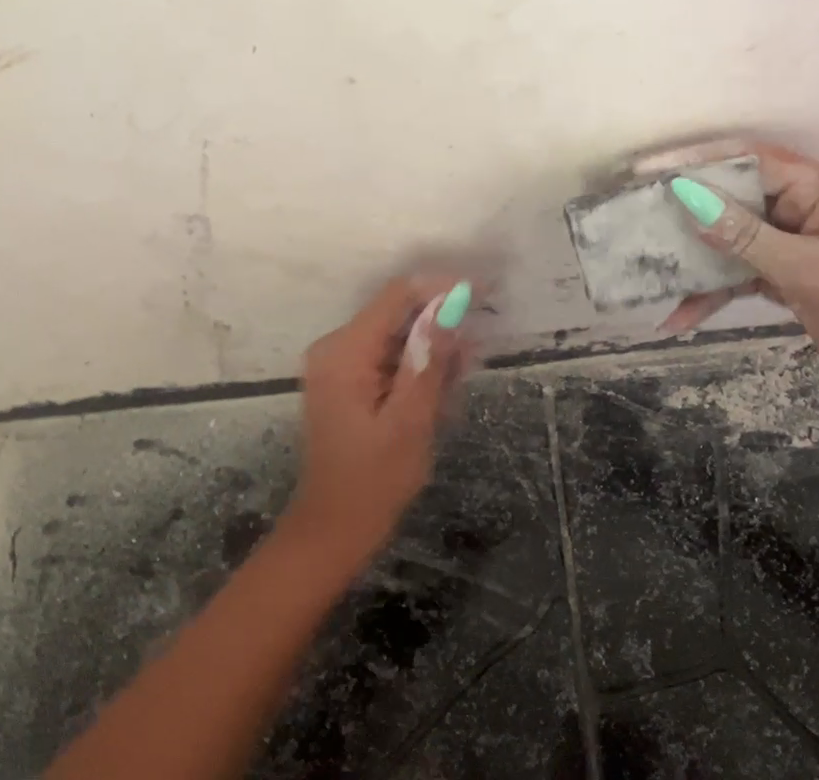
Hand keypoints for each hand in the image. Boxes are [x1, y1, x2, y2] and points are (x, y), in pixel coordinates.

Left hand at [286, 275, 474, 563]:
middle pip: (398, 313)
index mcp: (345, 352)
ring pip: (398, 337)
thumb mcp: (411, 420)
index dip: (442, 289)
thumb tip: (451, 307)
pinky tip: (440, 395)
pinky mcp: (348, 382)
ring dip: (433, 352)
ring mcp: (340, 365)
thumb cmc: (374, 480)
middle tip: (475, 357)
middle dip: (441, 326)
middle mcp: (336, 348)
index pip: (398, 295)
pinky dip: (418, 369)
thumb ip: (429, 360)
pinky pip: (390, 359)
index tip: (484, 294)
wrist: (334, 528)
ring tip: (458, 384)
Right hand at [641, 139, 818, 413]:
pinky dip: (717, 292)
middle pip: (735, 199)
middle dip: (686, 216)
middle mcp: (809, 205)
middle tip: (634, 222)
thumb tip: (689, 199)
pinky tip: (682, 316)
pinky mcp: (795, 276)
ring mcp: (801, 242)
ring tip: (648, 278)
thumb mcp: (807, 272)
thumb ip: (745, 236)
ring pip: (735, 241)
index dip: (693, 165)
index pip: (748, 161)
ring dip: (697, 264)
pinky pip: (746, 274)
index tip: (644, 174)